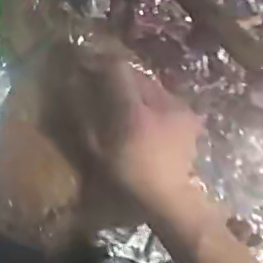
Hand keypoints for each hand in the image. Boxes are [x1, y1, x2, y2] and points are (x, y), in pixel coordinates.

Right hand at [73, 47, 207, 225]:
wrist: (171, 199)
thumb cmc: (129, 177)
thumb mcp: (97, 149)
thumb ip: (84, 114)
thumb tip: (74, 86)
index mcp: (135, 112)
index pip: (118, 68)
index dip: (100, 62)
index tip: (86, 66)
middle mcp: (161, 102)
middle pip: (134, 72)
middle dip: (116, 74)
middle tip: (101, 82)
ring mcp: (179, 107)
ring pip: (149, 82)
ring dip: (133, 84)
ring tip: (121, 97)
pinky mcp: (188, 113)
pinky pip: (162, 95)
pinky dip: (148, 97)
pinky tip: (142, 111)